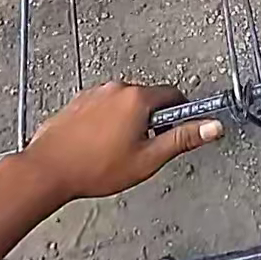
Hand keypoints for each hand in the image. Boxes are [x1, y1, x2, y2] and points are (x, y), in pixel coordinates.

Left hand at [17, 81, 223, 200]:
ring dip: (128, 121)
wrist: (47, 170)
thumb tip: (212, 127)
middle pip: (149, 99)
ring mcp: (96, 93)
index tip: (178, 129)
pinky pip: (103, 107)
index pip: (174, 95)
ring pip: (125, 104)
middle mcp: (118, 89)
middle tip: (143, 149)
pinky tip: (98, 145)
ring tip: (117, 151)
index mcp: (138, 98)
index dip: (180, 114)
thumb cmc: (94, 167)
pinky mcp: (79, 101)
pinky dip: (107, 122)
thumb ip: (183, 139)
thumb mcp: (148, 159)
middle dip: (151, 121)